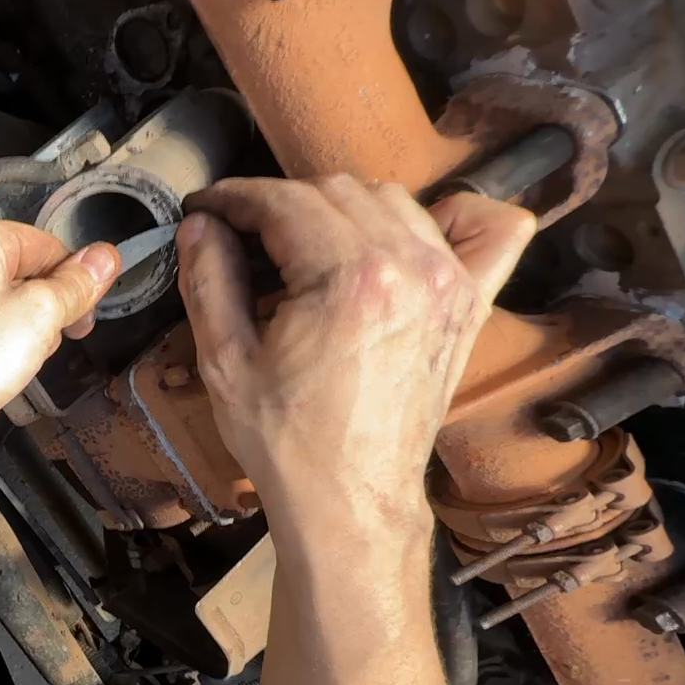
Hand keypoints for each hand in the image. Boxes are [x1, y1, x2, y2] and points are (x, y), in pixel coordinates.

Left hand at [0, 216, 119, 452]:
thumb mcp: (39, 317)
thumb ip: (76, 285)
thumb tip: (105, 258)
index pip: (47, 247)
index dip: (73, 285)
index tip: (83, 321)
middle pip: (20, 276)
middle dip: (40, 314)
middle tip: (39, 348)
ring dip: (15, 335)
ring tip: (6, 366)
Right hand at [176, 177, 535, 538]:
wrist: (345, 493)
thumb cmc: (283, 438)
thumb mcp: (224, 363)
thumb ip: (208, 284)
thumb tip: (199, 228)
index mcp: (345, 278)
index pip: (284, 202)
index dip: (235, 197)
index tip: (205, 207)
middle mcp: (409, 264)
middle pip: (336, 192)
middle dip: (277, 203)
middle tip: (234, 232)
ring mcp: (451, 280)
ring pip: (393, 199)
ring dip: (336, 207)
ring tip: (294, 243)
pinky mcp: (469, 302)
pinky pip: (485, 226)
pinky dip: (445, 214)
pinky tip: (402, 235)